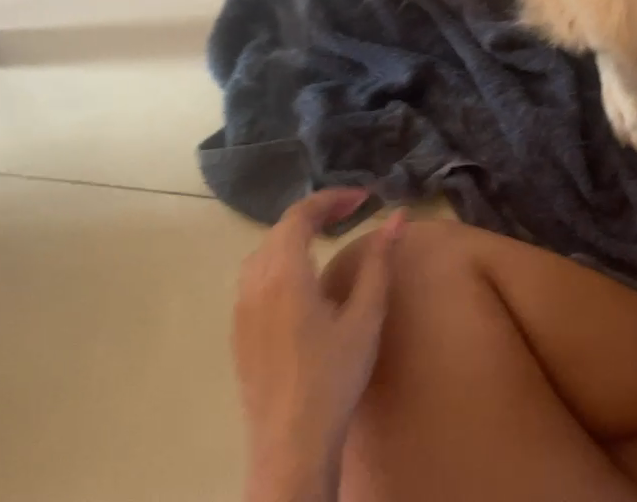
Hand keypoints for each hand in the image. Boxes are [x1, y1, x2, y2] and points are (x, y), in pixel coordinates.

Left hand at [233, 189, 405, 499]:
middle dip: (315, 212)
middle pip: (278, 231)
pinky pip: (254, 277)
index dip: (331, 198)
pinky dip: (280, 259)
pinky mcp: (239, 332)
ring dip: (294, 235)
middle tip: (354, 210)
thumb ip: (380, 261)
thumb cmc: (335, 375)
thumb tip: (397, 215)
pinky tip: (304, 276)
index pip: (299, 216)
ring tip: (329, 236)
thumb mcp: (367, 315)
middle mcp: (254, 286)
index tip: (365, 196)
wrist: (291, 441)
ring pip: (262, 253)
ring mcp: (241, 311)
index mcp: (284, 276)